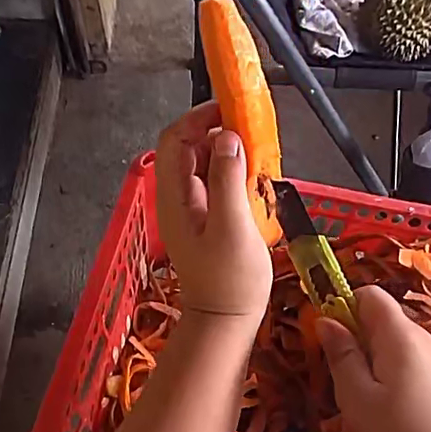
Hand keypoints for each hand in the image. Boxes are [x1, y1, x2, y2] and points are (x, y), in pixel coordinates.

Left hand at [155, 103, 272, 319]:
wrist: (227, 321)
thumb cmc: (231, 279)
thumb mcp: (232, 226)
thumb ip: (227, 179)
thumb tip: (226, 136)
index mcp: (175, 198)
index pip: (174, 142)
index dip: (197, 119)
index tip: (231, 110)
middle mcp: (177, 199)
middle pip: (187, 150)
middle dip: (216, 133)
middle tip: (250, 132)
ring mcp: (191, 210)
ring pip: (202, 165)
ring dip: (226, 153)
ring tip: (256, 154)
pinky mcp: (206, 220)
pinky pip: (215, 184)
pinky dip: (232, 173)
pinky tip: (254, 179)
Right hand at [315, 287, 430, 431]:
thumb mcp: (357, 396)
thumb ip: (340, 354)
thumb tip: (325, 320)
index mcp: (397, 333)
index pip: (368, 293)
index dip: (342, 305)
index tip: (327, 338)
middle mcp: (419, 337)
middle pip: (377, 320)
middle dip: (352, 343)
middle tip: (343, 383)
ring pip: (387, 347)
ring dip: (367, 367)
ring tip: (363, 407)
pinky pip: (402, 366)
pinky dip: (385, 382)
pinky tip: (386, 417)